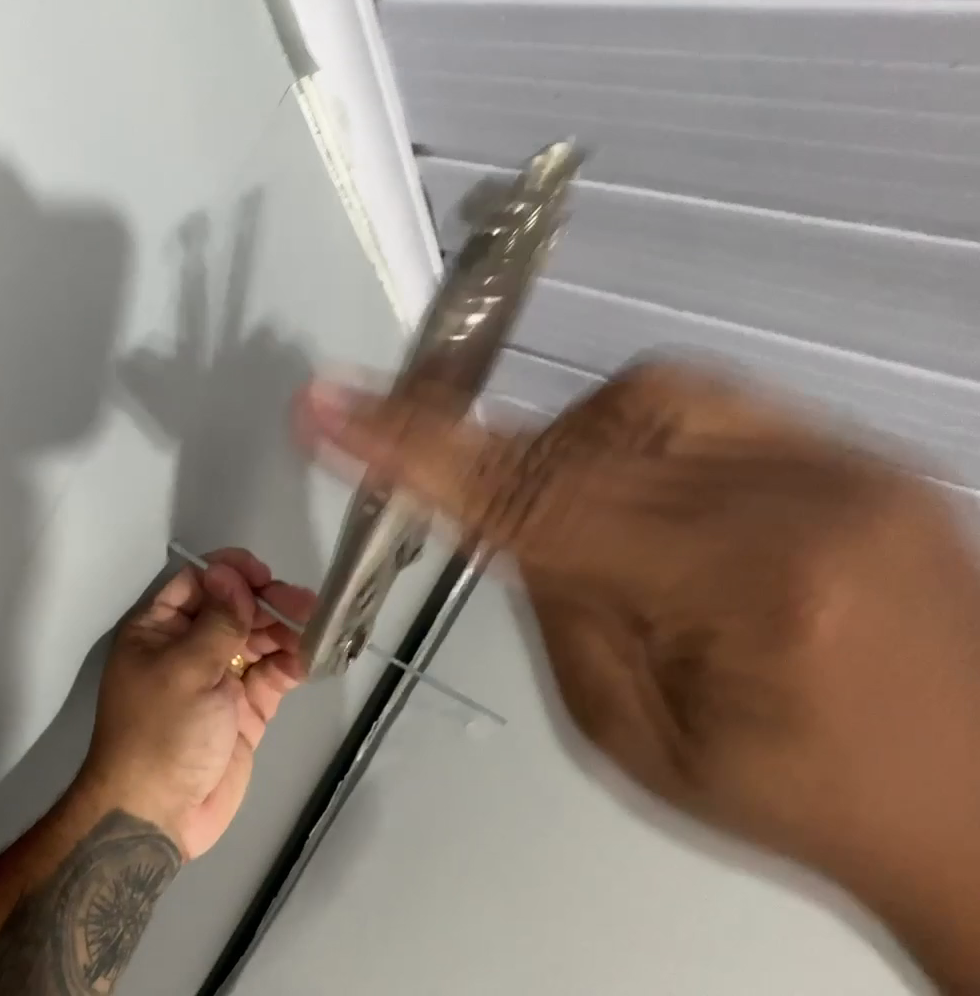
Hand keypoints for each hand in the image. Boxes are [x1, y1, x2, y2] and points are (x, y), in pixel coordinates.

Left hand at [75, 548, 312, 859]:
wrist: (157, 813)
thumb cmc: (160, 731)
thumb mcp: (186, 669)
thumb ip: (217, 622)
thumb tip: (229, 573)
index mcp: (157, 630)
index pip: (196, 585)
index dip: (229, 574)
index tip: (262, 575)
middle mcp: (186, 648)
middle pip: (231, 610)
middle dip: (266, 602)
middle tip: (303, 604)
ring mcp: (216, 680)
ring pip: (254, 641)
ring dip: (284, 630)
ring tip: (316, 624)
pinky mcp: (242, 711)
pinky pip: (269, 677)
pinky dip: (289, 664)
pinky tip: (310, 656)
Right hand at [295, 362, 979, 919]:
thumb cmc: (787, 792)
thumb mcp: (622, 725)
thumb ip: (550, 599)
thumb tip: (492, 511)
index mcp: (742, 593)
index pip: (528, 499)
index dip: (414, 452)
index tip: (328, 409)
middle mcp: (808, 501)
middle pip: (582, 435)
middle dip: (511, 470)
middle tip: (501, 524)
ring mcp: (849, 464)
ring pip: (641, 398)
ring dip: (577, 451)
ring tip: (597, 525)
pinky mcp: (860, 450)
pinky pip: (704, 398)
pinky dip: (637, 436)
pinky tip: (651, 497)